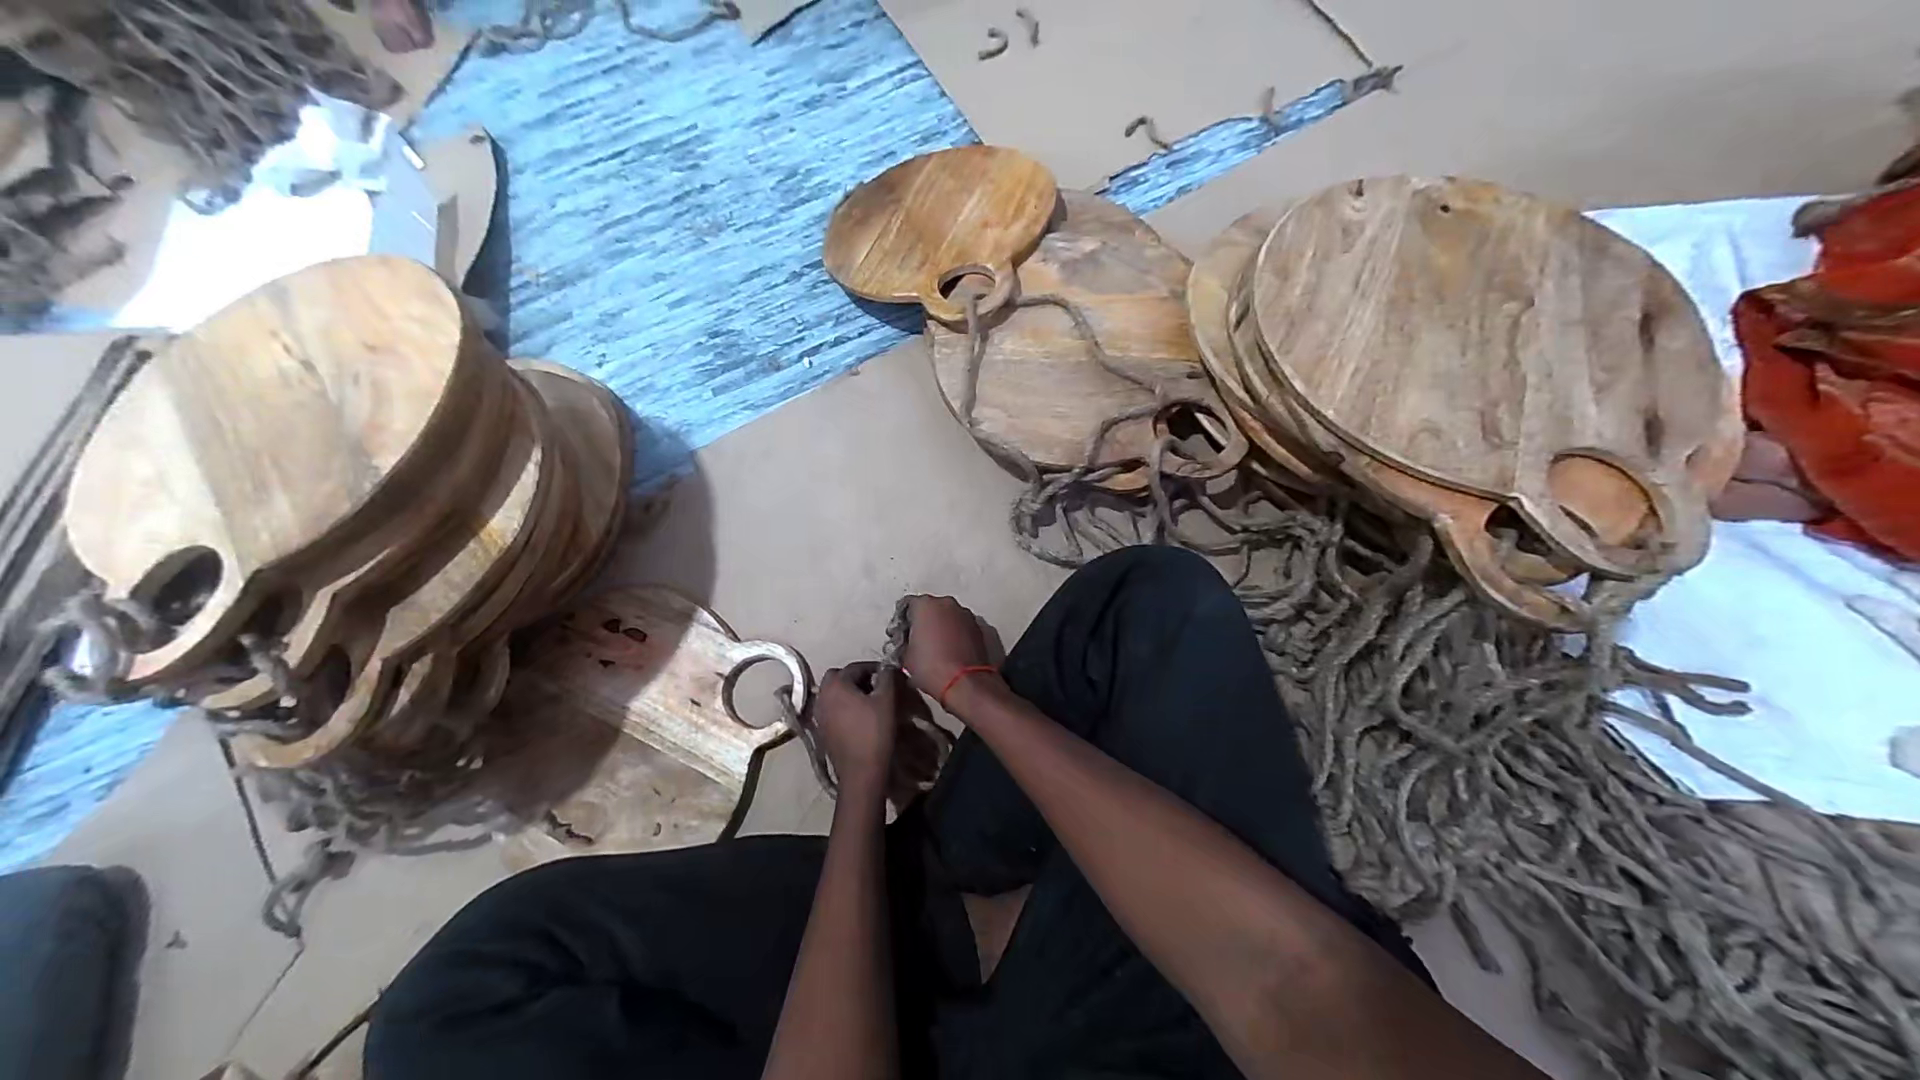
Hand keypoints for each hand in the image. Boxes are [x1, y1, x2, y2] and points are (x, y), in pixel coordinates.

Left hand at [814, 662, 902, 798]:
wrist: (861, 772)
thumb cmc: (875, 732)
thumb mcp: (886, 700)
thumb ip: (887, 677)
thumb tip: (887, 667)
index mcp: (835, 685)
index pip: (855, 667)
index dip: (873, 668)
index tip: (887, 675)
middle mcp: (821, 696)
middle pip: (838, 677)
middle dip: (856, 677)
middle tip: (875, 686)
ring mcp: (818, 714)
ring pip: (832, 693)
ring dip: (848, 692)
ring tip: (868, 701)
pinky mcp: (820, 729)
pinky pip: (830, 709)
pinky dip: (842, 706)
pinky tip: (858, 717)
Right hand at [901, 595, 993, 698]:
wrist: (964, 683)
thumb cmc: (935, 668)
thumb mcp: (905, 656)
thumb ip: (903, 642)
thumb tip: (906, 645)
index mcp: (925, 605)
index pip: (907, 604)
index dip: (900, 621)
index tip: (899, 633)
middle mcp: (947, 604)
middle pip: (930, 608)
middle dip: (923, 622)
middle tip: (916, 641)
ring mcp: (965, 615)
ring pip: (948, 616)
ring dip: (941, 627)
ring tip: (934, 649)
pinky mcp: (979, 628)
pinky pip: (962, 626)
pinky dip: (956, 634)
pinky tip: (949, 652)